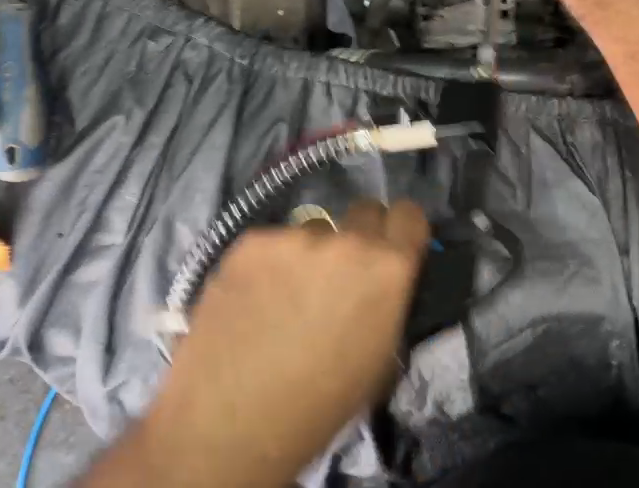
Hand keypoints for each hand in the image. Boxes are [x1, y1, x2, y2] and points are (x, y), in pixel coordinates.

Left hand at [100, 201, 428, 487]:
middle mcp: (349, 241)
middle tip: (338, 274)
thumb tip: (385, 284)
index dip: (400, 231)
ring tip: (283, 297)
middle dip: (358, 236)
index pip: (409, 214)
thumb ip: (390, 303)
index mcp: (390, 269)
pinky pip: (271, 244)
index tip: (389, 248)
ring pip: (313, 231)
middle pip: (364, 211)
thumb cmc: (319, 406)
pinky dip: (267, 265)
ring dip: (308, 255)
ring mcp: (296, 238)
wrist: (229, 427)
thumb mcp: (381, 357)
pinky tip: (252, 300)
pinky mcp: (250, 243)